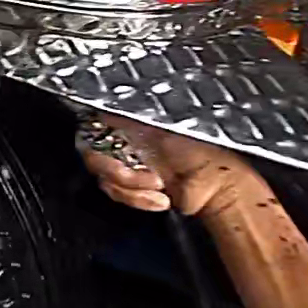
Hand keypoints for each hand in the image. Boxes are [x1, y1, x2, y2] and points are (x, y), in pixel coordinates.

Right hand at [77, 114, 270, 219]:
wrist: (215, 189)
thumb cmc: (195, 152)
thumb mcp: (160, 127)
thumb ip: (127, 117)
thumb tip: (102, 107)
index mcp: (129, 123)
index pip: (93, 124)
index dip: (94, 136)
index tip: (107, 146)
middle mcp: (123, 142)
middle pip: (94, 155)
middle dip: (116, 170)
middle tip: (136, 175)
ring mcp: (126, 167)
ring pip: (106, 179)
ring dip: (132, 187)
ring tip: (158, 186)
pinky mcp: (132, 191)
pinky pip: (119, 194)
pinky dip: (139, 199)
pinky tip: (161, 198)